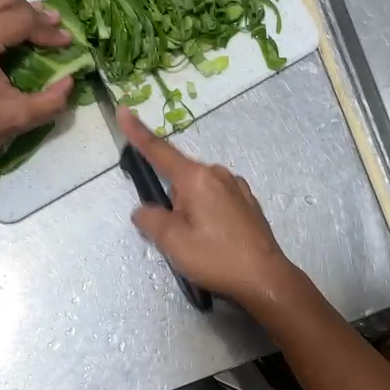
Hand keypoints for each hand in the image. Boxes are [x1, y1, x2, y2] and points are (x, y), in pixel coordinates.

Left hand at [0, 0, 74, 166]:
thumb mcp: (16, 118)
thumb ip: (50, 100)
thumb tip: (70, 82)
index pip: (21, 20)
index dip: (48, 30)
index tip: (68, 43)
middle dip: (31, 11)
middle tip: (52, 29)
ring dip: (11, 9)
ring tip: (32, 27)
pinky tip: (5, 36)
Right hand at [122, 110, 303, 309]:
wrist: (265, 279)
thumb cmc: (215, 257)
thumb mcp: (172, 242)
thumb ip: (150, 220)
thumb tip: (143, 210)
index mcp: (197, 178)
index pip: (159, 151)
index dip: (138, 133)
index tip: (124, 110)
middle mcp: (218, 174)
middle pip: (179, 179)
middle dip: (171, 202)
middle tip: (179, 236)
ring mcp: (237, 187)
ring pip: (198, 191)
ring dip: (190, 210)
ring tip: (201, 244)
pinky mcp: (248, 203)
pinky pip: (216, 200)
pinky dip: (208, 215)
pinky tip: (217, 241)